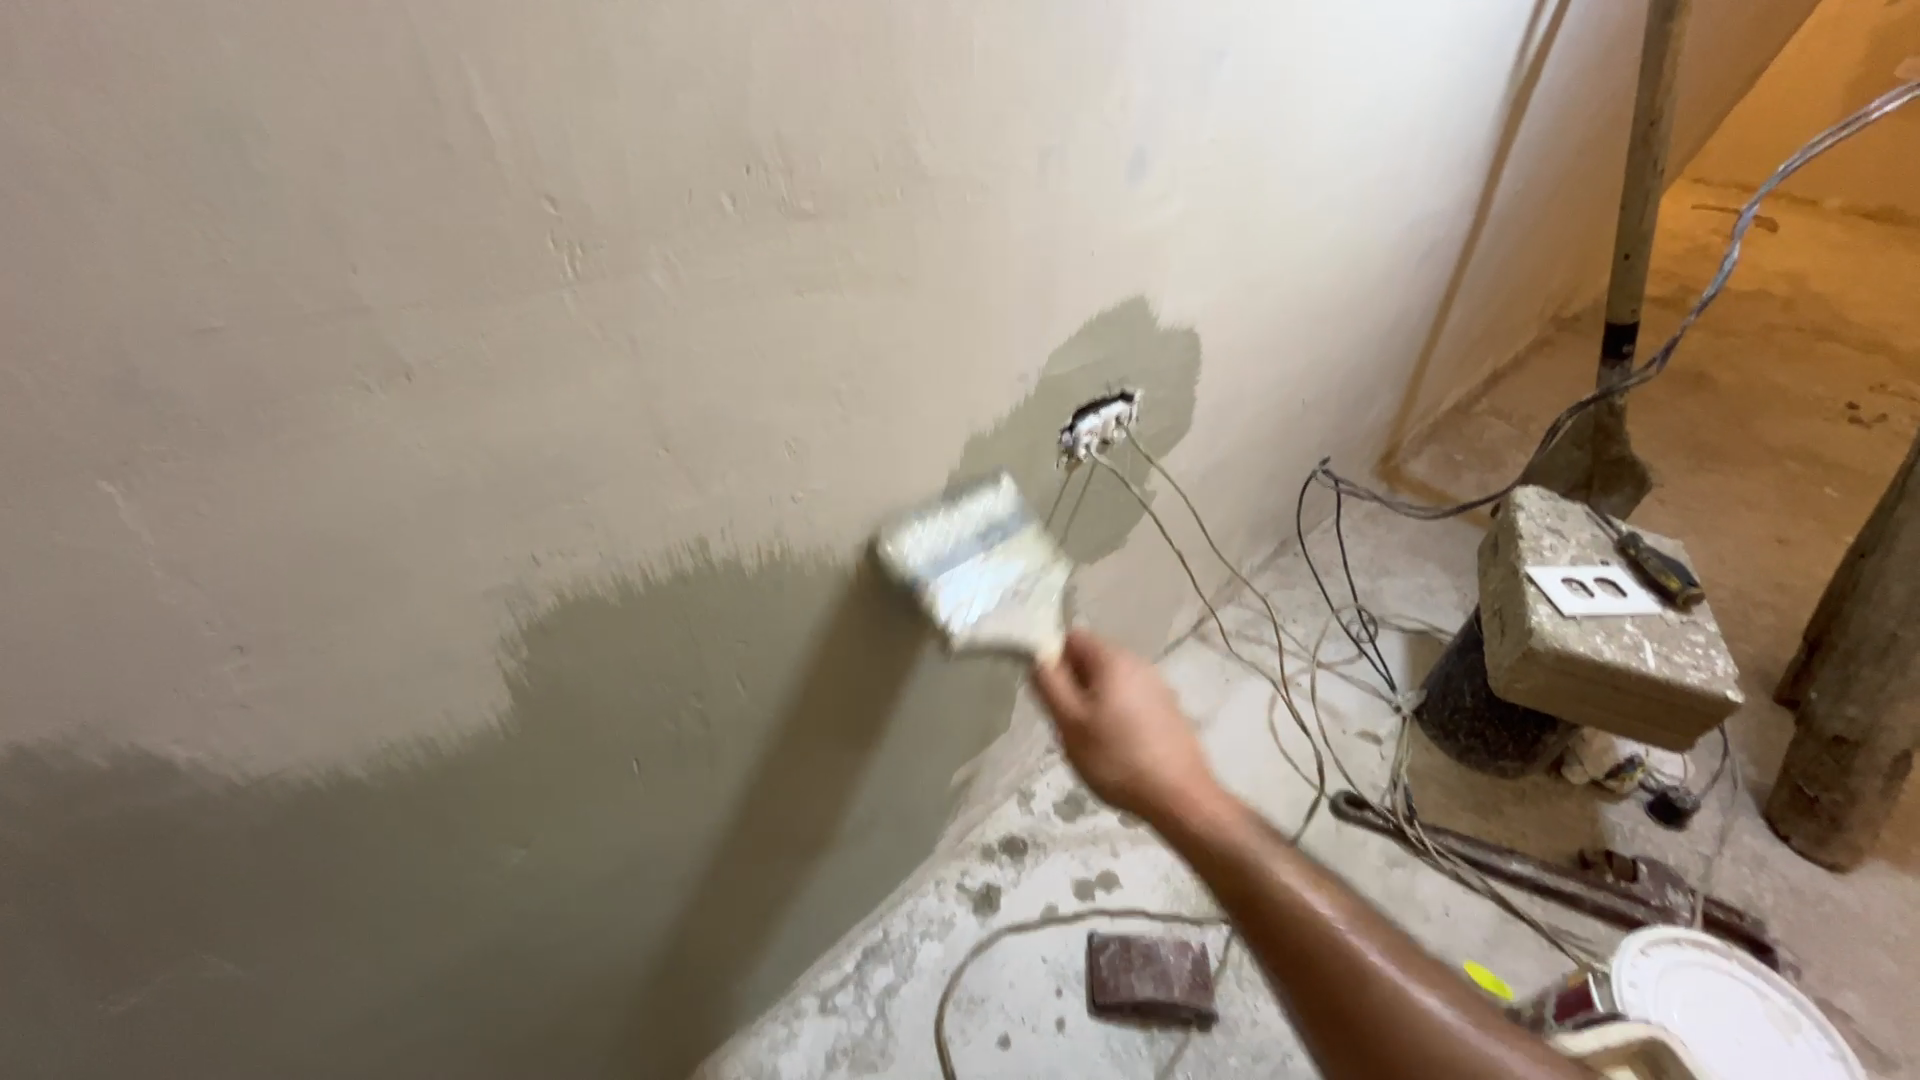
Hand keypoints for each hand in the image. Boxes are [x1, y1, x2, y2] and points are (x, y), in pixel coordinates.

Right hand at [1031, 628, 1223, 825]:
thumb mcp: (1069, 723)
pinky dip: (1117, 715)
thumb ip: (1049, 685)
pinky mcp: (1168, 710)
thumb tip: (1039, 657)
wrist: (1178, 797)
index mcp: (1113, 659)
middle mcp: (1138, 663)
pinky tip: (1118, 748)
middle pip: (1092, 659)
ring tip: (1091, 740)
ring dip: (1094, 703)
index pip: (1072, 637)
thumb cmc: (1116, 758)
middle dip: (1074, 685)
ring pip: (1111, 682)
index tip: (1050, 694)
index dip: (1054, 658)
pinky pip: (1131, 700)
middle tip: (1068, 723)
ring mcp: (1157, 686)